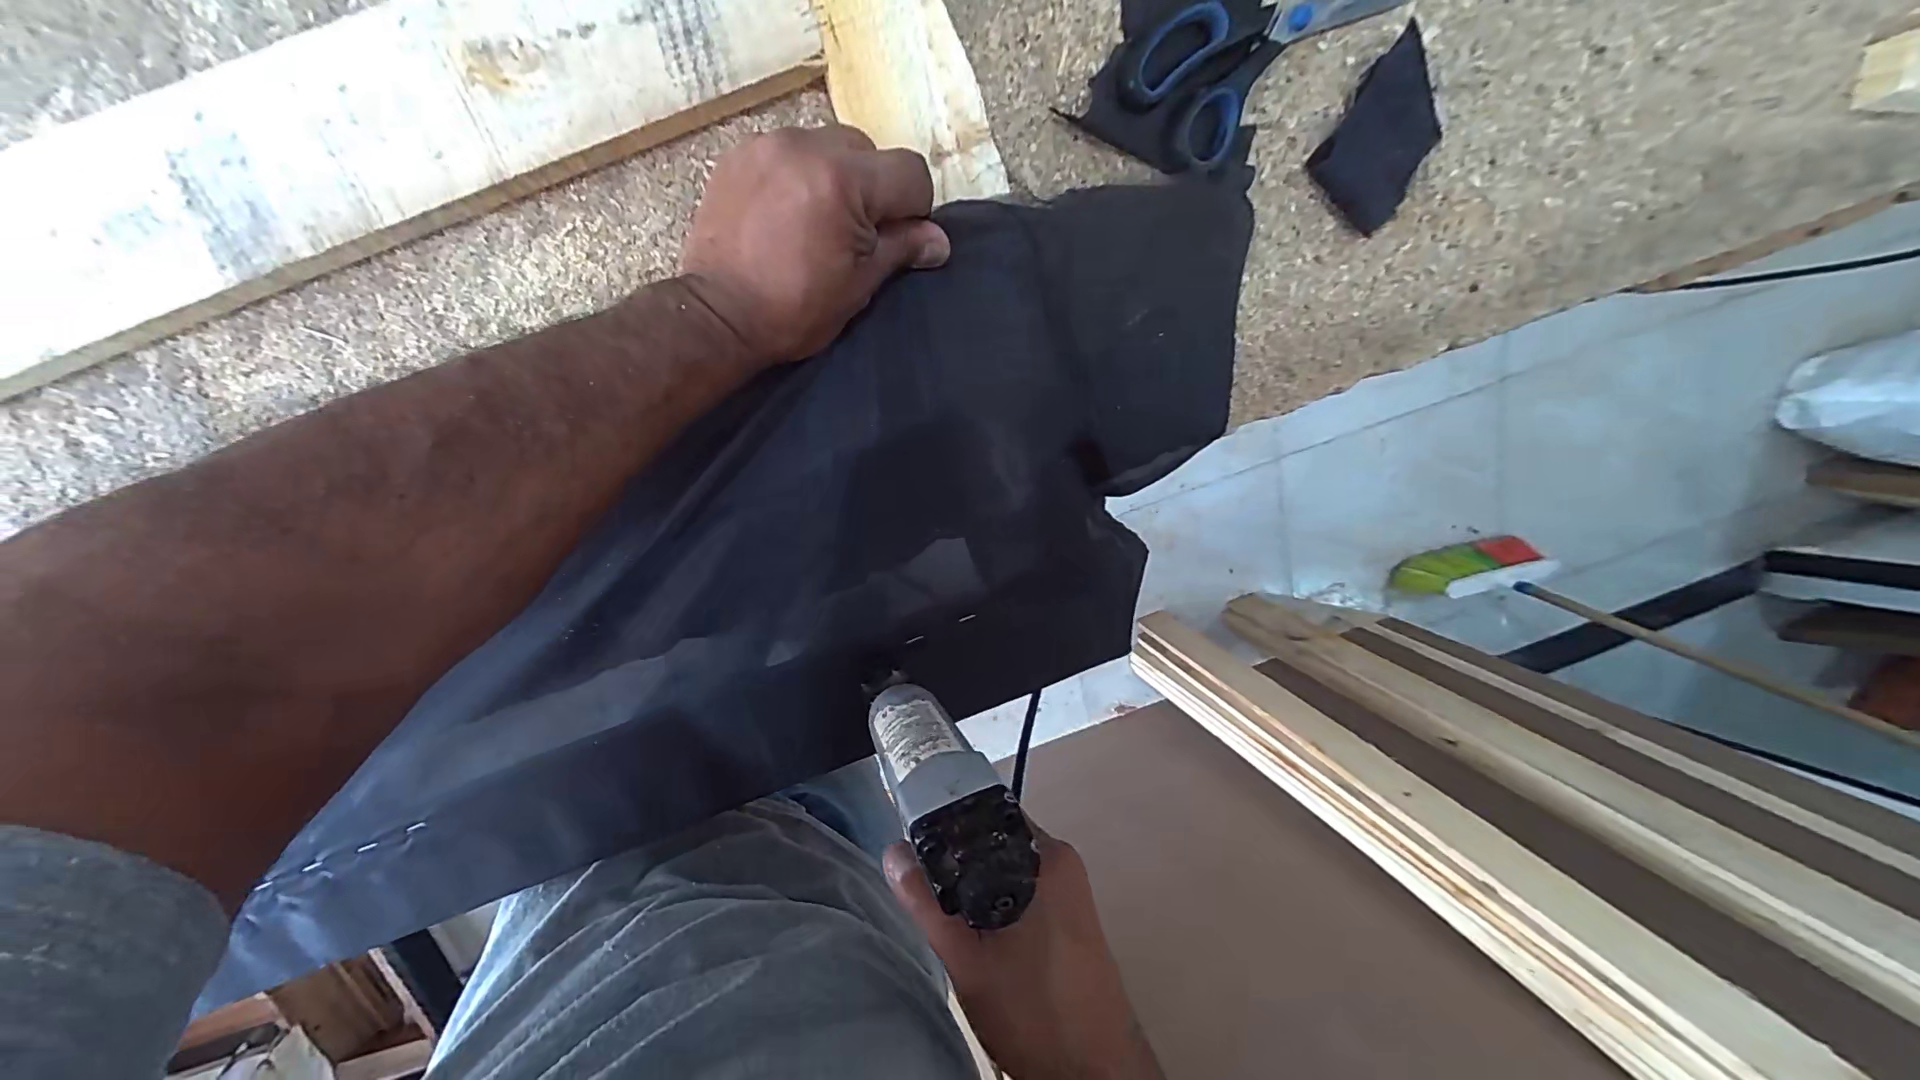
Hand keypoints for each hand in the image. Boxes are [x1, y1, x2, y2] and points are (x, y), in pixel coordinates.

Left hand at [681, 125, 951, 365]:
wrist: (719, 316)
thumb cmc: (795, 310)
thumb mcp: (859, 285)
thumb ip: (901, 250)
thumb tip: (939, 241)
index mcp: (843, 180)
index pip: (910, 172)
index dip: (915, 210)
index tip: (897, 241)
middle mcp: (806, 146)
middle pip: (869, 151)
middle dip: (874, 190)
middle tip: (855, 235)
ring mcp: (768, 145)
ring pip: (828, 146)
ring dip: (837, 179)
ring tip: (817, 224)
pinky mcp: (739, 155)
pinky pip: (789, 152)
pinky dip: (800, 177)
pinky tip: (787, 215)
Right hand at [886, 825, 1165, 1079]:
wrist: (1093, 1074)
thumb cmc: (1035, 1011)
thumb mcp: (968, 959)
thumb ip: (927, 903)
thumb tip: (893, 852)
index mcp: (1049, 855)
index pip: (987, 810)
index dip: (946, 816)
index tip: (911, 832)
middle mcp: (1062, 861)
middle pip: (994, 838)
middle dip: (955, 854)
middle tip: (918, 874)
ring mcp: (1068, 889)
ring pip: (1003, 865)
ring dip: (972, 880)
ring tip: (938, 901)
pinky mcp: (1067, 915)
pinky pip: (1018, 887)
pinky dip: (991, 898)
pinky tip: (970, 925)